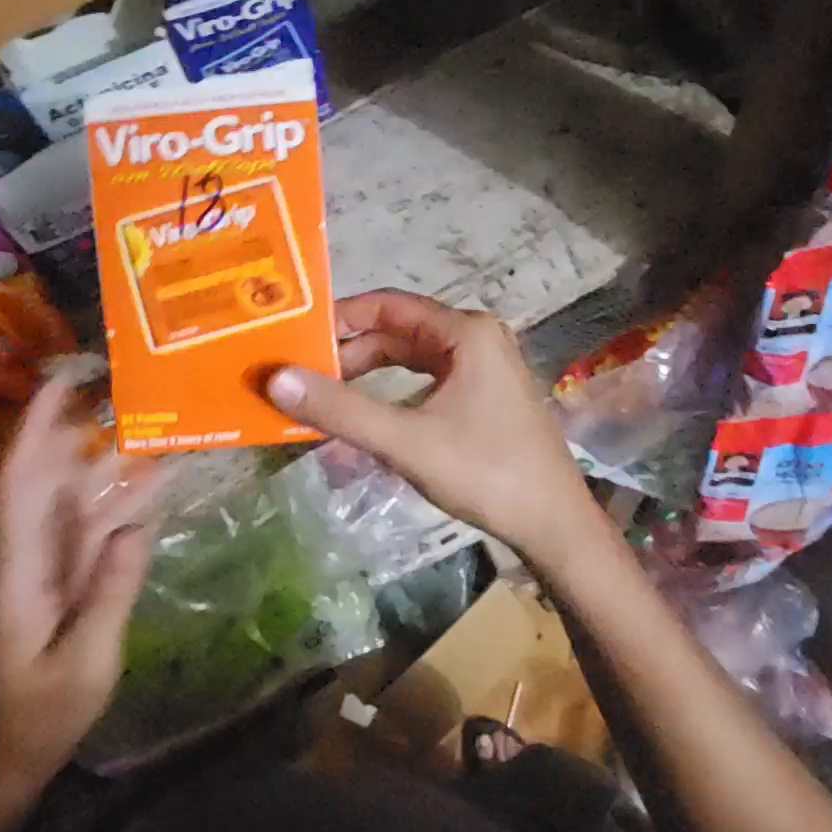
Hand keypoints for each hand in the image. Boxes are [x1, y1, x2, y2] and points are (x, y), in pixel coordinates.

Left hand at [0, 375, 164, 831]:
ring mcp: (46, 559)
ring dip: (102, 453)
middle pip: (43, 473)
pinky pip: (93, 521)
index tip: (56, 381)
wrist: (19, 746)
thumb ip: (108, 594)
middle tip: (114, 383)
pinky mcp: (65, 571)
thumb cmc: (44, 709)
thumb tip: (135, 527)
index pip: (17, 483)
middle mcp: (27, 550)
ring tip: (143, 416)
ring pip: (71, 492)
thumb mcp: (83, 661)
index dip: (33, 428)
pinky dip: (121, 494)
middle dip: (69, 423)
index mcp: (16, 567)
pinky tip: (155, 476)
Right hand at [265, 290, 599, 564]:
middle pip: (400, 332)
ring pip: (413, 359)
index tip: (298, 336)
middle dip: (350, 352)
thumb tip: (276, 378)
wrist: (555, 526)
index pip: (388, 305)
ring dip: (370, 373)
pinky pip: (429, 381)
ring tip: (325, 394)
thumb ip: (340, 409)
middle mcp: (478, 339)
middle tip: (303, 374)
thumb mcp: (405, 440)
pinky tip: (368, 414)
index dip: (340, 317)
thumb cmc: (485, 473)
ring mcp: (486, 369)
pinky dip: (394, 392)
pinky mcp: (487, 397)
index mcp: (466, 332)